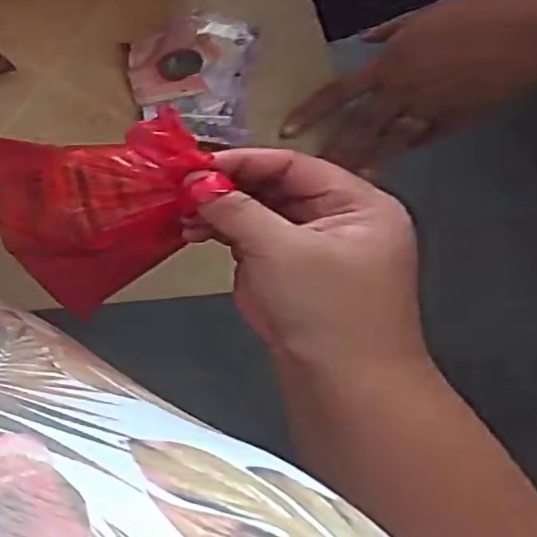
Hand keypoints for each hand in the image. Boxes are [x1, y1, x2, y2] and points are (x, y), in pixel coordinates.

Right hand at [183, 149, 425, 373]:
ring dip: (215, 209)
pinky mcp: (281, 263)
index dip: (242, 162)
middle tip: (179, 191)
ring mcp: (305, 241)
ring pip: (253, 209)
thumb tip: (195, 180)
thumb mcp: (279, 250)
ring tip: (180, 216)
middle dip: (223, 187)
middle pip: (271, 185)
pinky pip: (244, 233)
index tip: (193, 167)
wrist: (341, 374)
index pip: (293, 165)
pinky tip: (191, 232)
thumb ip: (236, 209)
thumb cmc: (325, 306)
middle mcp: (334, 216)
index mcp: (357, 204)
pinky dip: (217, 229)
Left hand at [282, 0, 536, 173]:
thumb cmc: (484, 10)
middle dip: (333, 148)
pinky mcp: (468, 114)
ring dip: (369, 157)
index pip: (335, 95)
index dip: (308, 114)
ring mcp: (436, 106)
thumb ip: (389, 32)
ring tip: (347, 176)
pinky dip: (413, 145)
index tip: (285, 132)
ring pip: (391, 139)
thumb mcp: (423, 16)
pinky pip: (431, 134)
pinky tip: (398, 155)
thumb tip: (366, 39)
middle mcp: (404, 92)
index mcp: (387, 67)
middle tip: (308, 169)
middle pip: (358, 127)